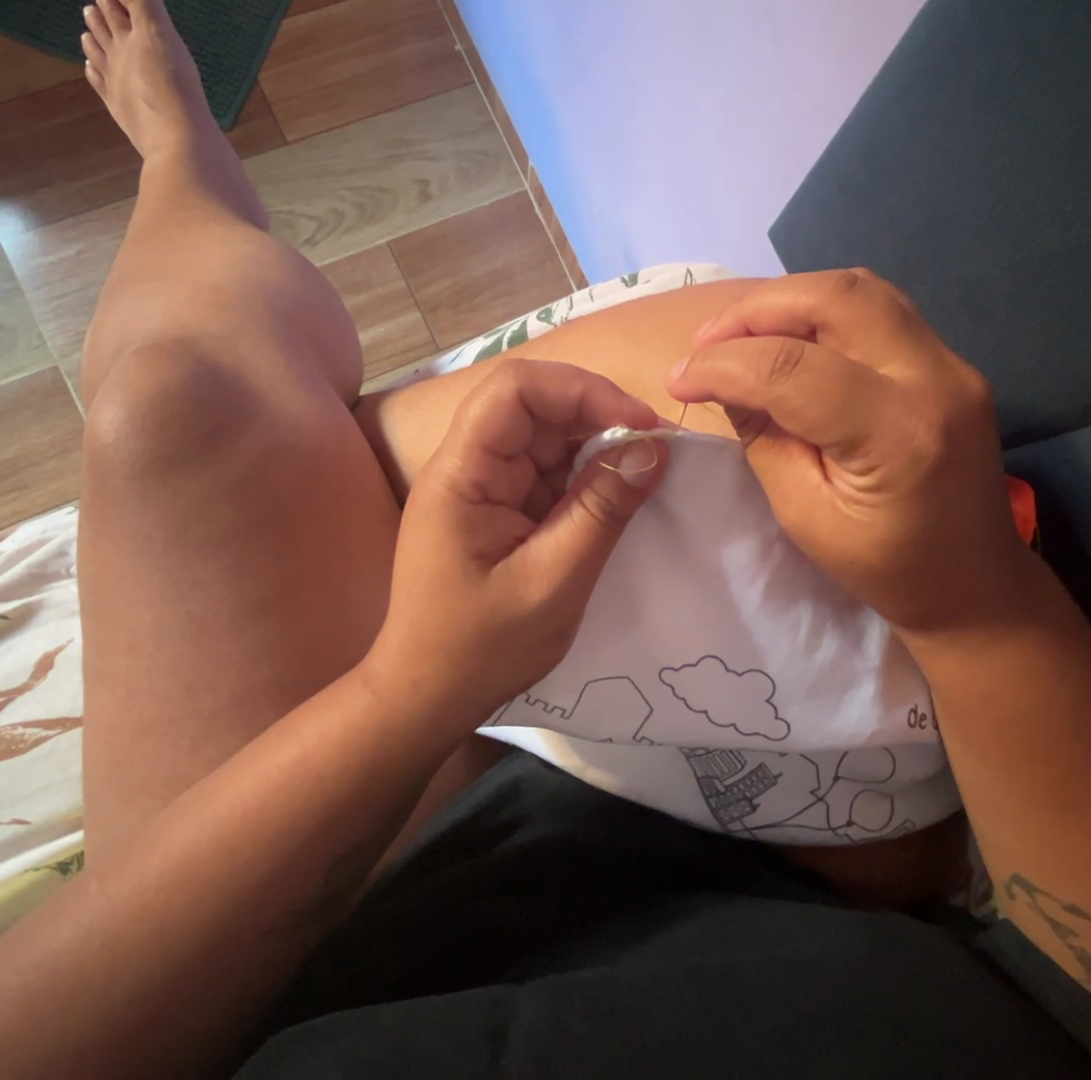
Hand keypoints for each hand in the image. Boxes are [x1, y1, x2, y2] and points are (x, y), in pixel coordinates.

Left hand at [362, 358, 668, 722]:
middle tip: (659, 449)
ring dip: (599, 447)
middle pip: (535, 406)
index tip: (641, 425)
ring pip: (548, 438)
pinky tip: (621, 496)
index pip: (516, 391)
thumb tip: (656, 448)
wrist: (431, 695)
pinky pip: (551, 474)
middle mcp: (469, 467)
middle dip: (600, 416)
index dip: (583, 390)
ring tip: (650, 473)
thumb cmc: (483, 647)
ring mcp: (486, 487)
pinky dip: (589, 478)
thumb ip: (602, 511)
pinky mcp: (503, 509)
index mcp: (462, 474)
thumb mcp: (553, 582)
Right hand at [668, 269, 1032, 634]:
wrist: (972, 582)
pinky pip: (879, 312)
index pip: (793, 368)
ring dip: (789, 302)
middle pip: (837, 297)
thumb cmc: (884, 567)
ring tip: (738, 335)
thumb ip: (763, 439)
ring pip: (861, 290)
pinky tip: (788, 341)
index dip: (723, 364)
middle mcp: (933, 378)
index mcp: (896, 434)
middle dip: (756, 308)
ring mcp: (952, 363)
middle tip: (706, 341)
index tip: (679, 378)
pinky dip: (822, 314)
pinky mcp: (951, 363)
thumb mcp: (804, 514)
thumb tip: (724, 381)